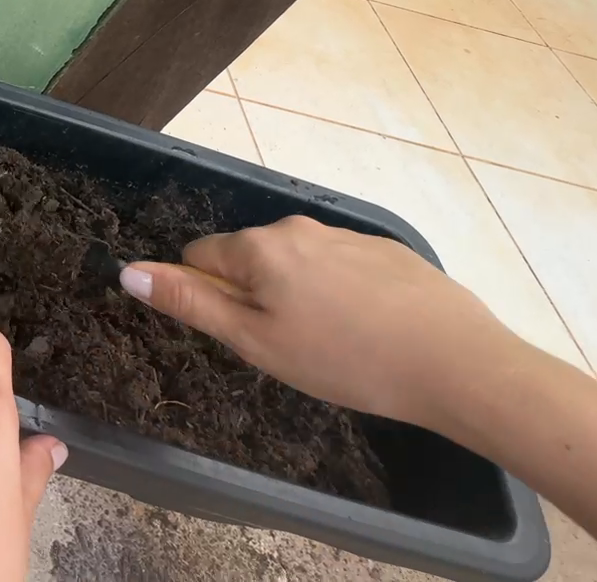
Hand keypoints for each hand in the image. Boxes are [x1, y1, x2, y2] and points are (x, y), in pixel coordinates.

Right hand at [120, 214, 523, 430]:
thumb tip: (129, 270)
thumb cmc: (346, 360)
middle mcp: (294, 227)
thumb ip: (189, 301)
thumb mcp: (255, 341)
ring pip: (296, 260)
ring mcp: (346, 235)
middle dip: (256, 290)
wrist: (467, 369)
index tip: (247, 331)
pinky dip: (343, 289)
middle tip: (291, 342)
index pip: (199, 255)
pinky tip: (374, 327)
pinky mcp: (390, 250)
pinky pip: (341, 264)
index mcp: (256, 247)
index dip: (211, 293)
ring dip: (299, 289)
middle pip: (248, 255)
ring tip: (338, 339)